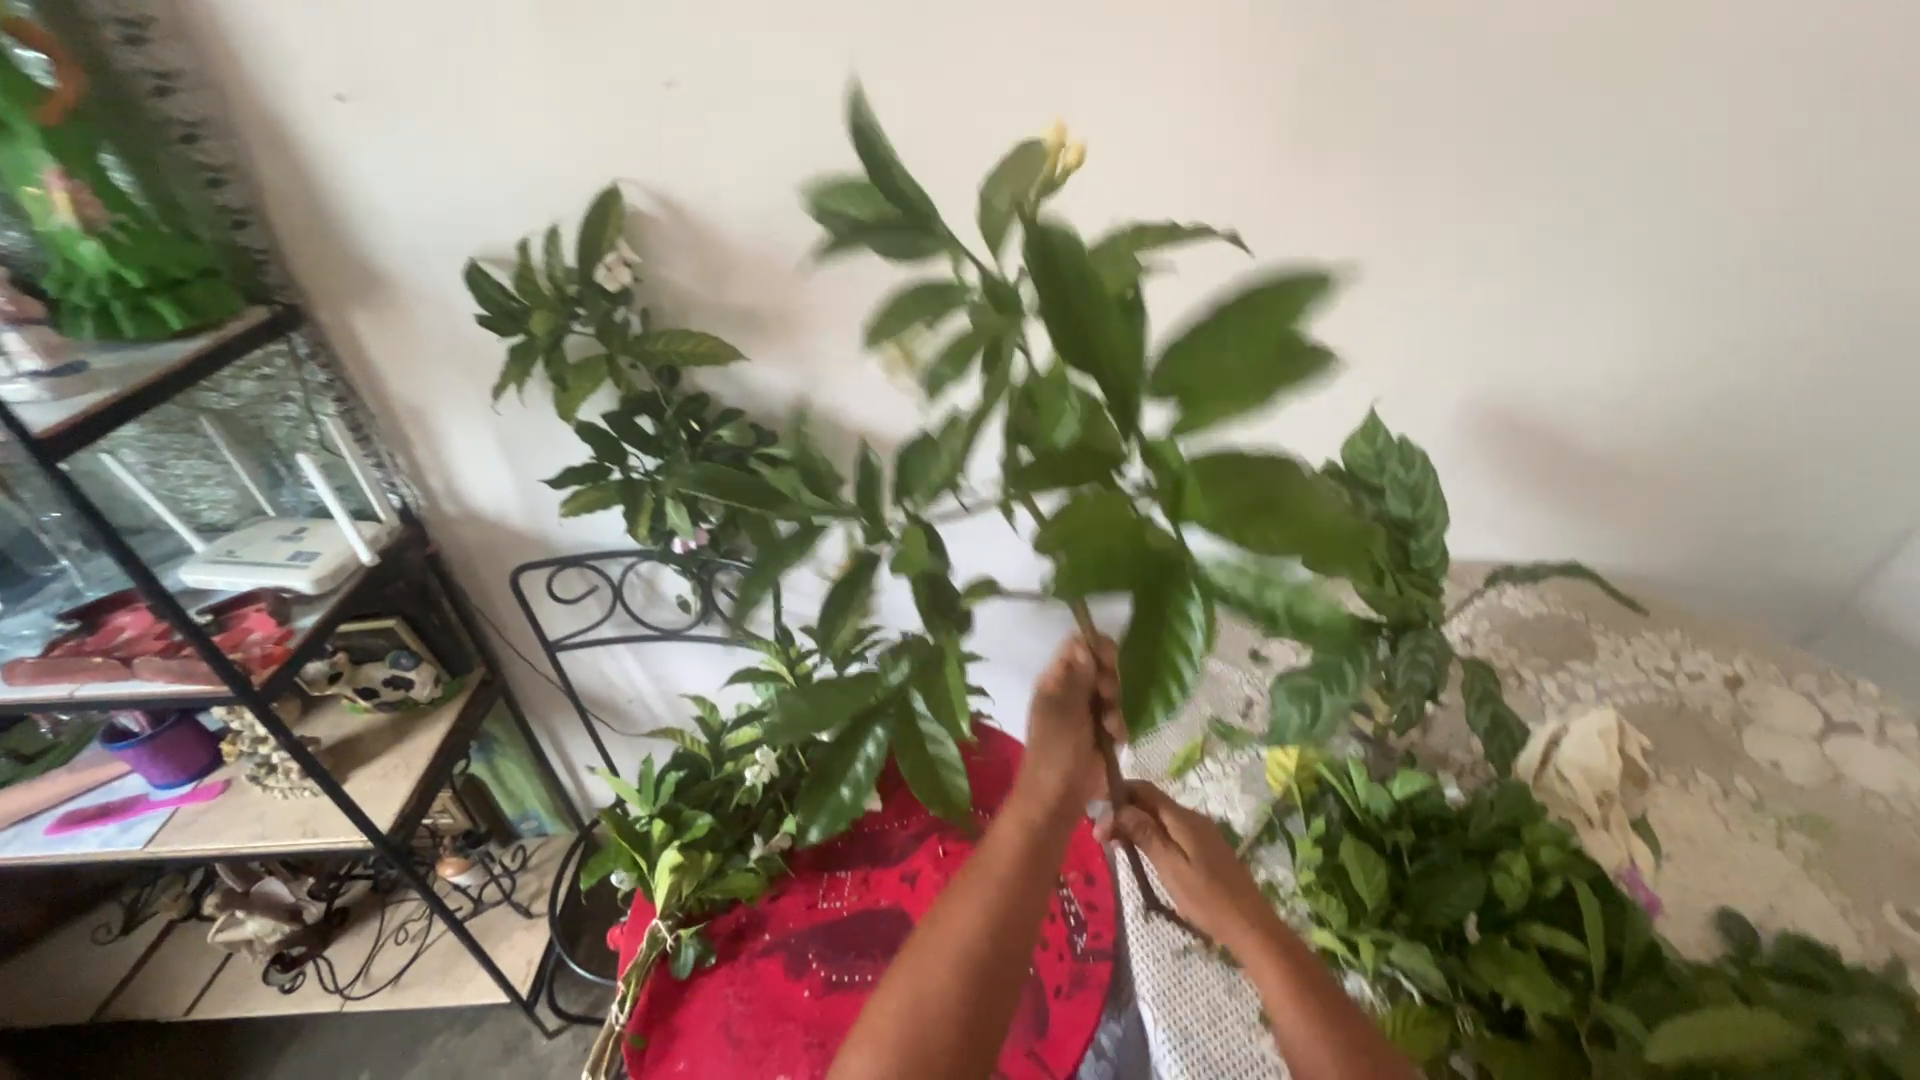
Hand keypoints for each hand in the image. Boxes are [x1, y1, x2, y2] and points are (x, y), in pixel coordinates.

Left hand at [1017, 634, 1123, 811]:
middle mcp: (1071, 691)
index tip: (1109, 659)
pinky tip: (1113, 739)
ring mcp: (1086, 712)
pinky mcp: (1100, 733)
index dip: (1095, 648)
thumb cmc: (1056, 750)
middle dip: (1109, 681)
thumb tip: (1085, 643)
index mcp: (1055, 680)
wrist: (1058, 797)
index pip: (1077, 647)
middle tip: (1106, 695)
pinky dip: (1117, 726)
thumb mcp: (1065, 709)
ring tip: (1108, 726)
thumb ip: (1078, 676)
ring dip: (1114, 707)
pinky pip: (1116, 717)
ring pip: (1111, 693)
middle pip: (1099, 667)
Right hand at [1095, 780, 1279, 953]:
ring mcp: (1200, 833)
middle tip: (1100, 837)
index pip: (1144, 790)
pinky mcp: (1203, 848)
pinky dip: (1150, 836)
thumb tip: (1119, 807)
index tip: (1096, 817)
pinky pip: (1170, 831)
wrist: (1250, 926)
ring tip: (1114, 846)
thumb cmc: (1207, 899)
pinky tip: (1140, 854)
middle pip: (1150, 802)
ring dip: (1134, 825)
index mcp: (1183, 818)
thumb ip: (1146, 835)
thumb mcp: (1171, 868)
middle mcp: (1192, 818)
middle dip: (1123, 812)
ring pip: (1159, 817)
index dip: (1118, 795)